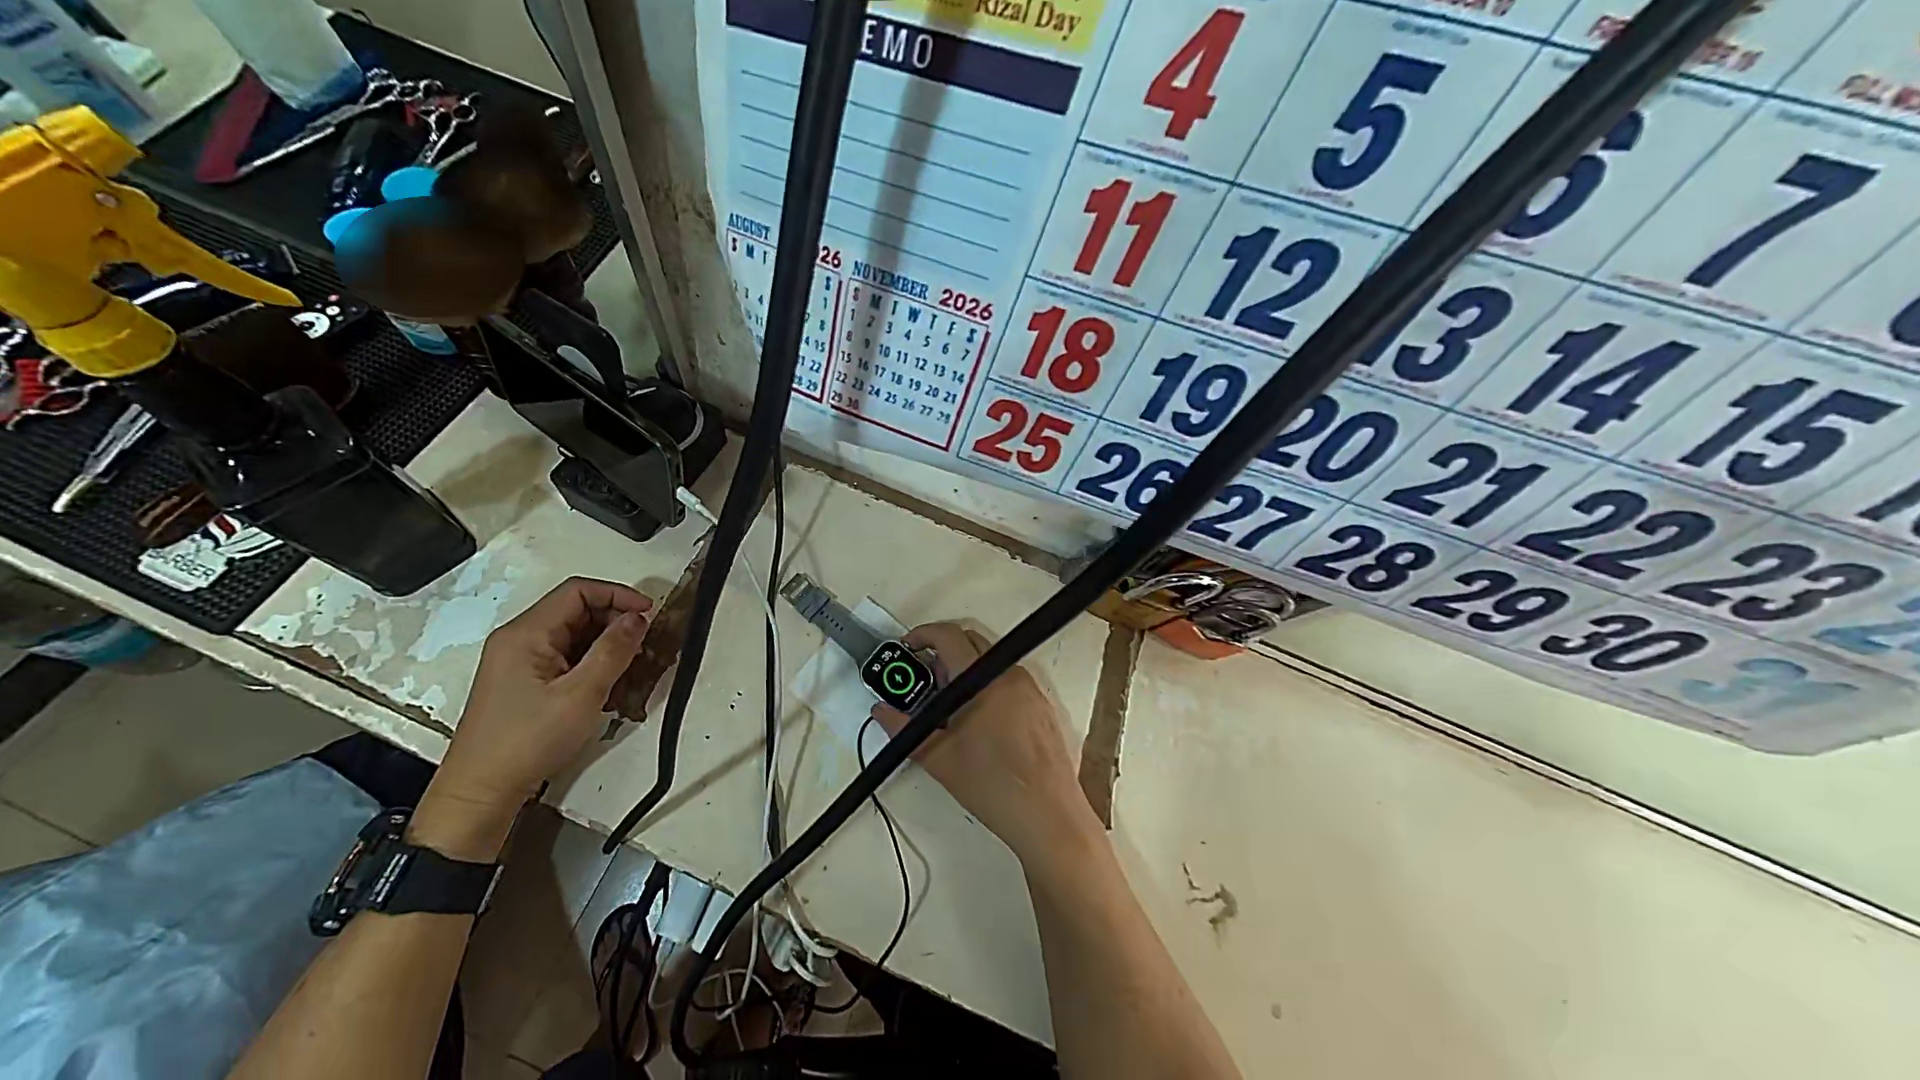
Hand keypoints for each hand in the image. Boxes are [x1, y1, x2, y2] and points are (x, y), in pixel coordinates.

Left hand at [412, 578, 651, 860]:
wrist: (481, 791)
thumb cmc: (527, 741)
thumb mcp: (582, 694)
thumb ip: (613, 651)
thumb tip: (637, 618)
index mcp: (526, 633)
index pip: (578, 591)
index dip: (618, 595)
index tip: (649, 612)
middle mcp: (518, 639)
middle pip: (575, 609)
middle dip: (614, 618)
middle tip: (644, 641)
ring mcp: (518, 660)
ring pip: (572, 633)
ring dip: (605, 641)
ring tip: (633, 662)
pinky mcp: (523, 680)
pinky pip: (564, 654)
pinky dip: (591, 659)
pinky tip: (609, 680)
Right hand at [871, 623, 1095, 862]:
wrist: (1048, 817)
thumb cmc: (997, 788)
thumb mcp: (939, 758)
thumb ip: (903, 729)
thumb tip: (884, 713)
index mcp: (984, 679)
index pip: (948, 635)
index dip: (922, 635)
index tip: (908, 648)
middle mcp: (1011, 676)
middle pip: (970, 642)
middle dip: (942, 655)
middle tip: (922, 684)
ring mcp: (1030, 690)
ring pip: (989, 663)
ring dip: (964, 673)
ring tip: (947, 711)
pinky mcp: (1041, 707)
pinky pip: (1008, 682)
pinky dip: (986, 688)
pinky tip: (976, 724)